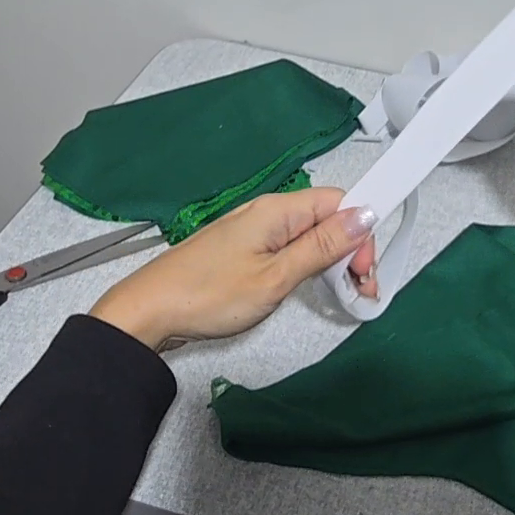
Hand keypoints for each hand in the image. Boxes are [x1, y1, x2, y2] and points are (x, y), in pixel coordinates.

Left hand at [89, 188, 377, 349]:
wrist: (149, 311)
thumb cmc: (210, 295)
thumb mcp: (275, 276)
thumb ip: (321, 246)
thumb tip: (365, 214)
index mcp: (278, 210)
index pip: (339, 203)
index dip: (360, 233)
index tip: (363, 271)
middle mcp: (269, 212)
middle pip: (327, 219)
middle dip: (350, 251)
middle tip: (360, 292)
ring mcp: (256, 230)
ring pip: (310, 235)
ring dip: (332, 262)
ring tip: (344, 295)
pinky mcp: (246, 249)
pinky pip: (289, 248)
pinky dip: (308, 266)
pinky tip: (313, 287)